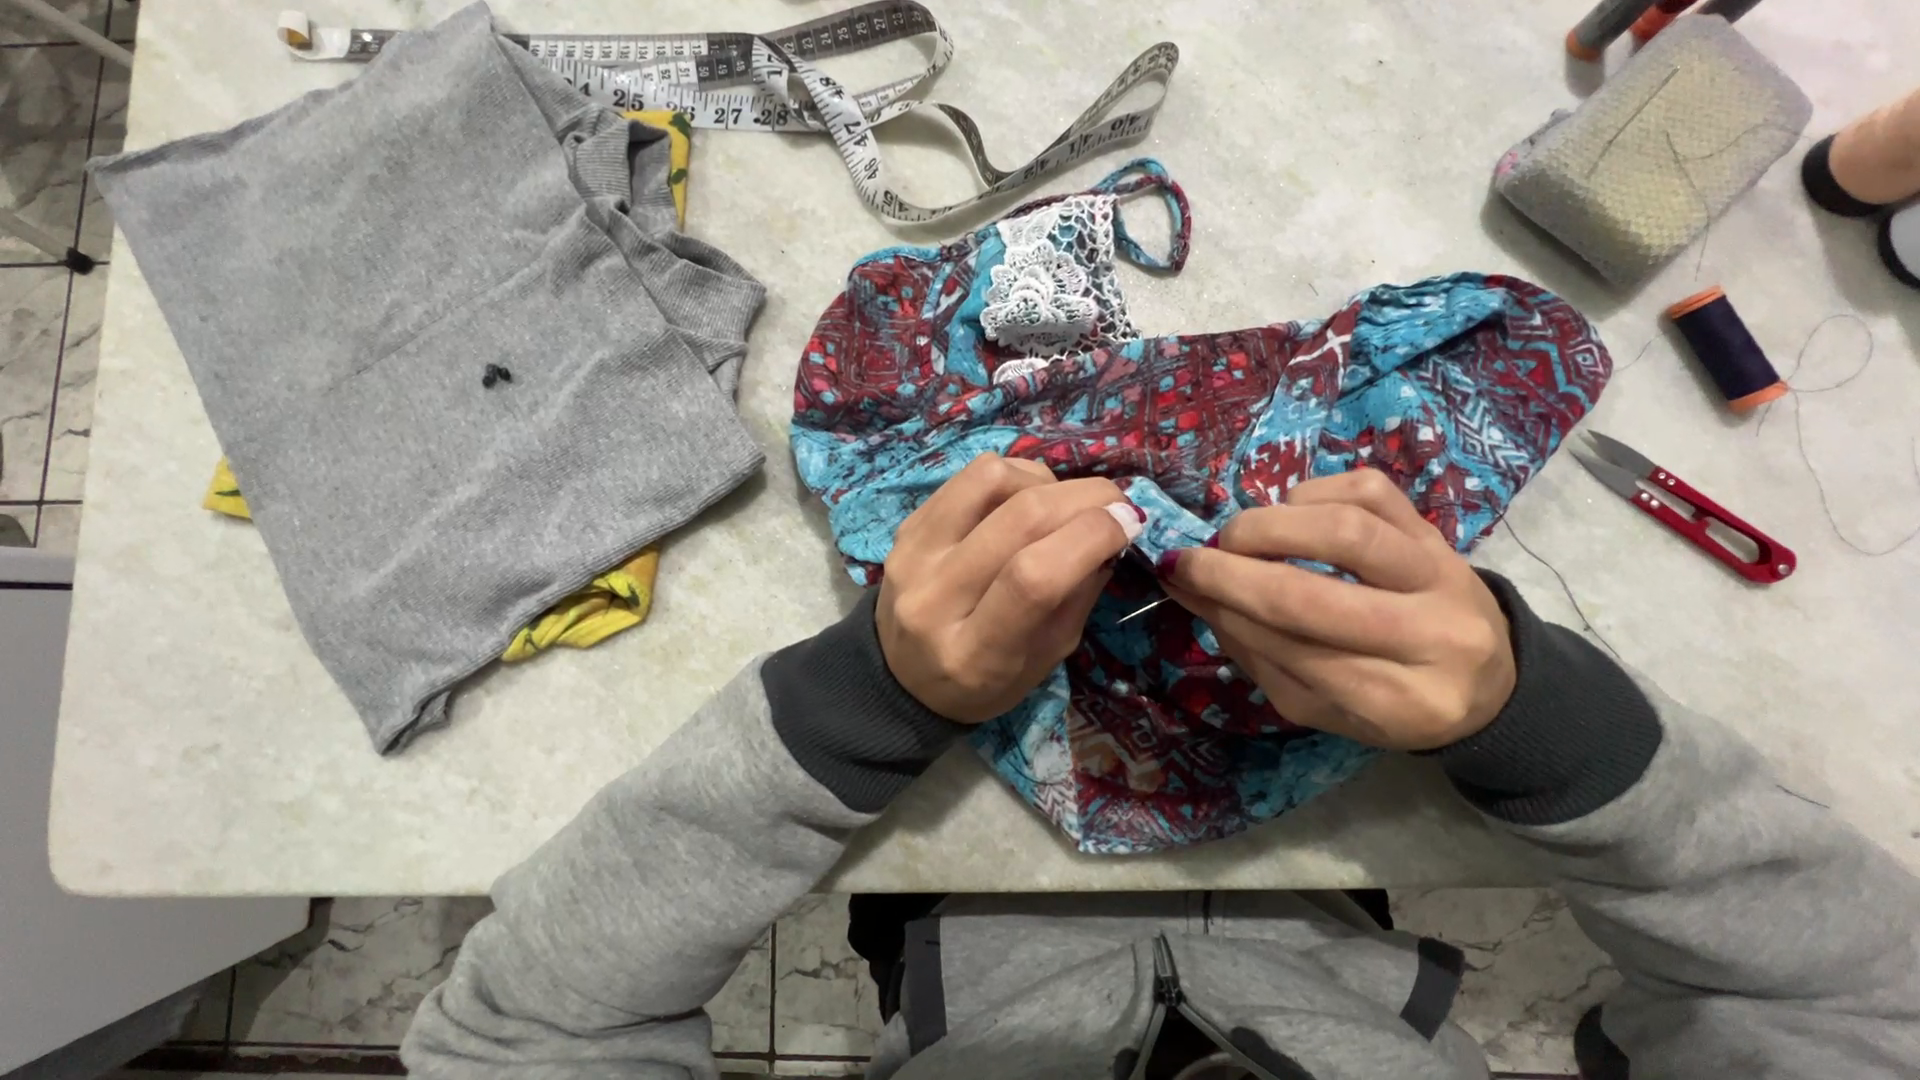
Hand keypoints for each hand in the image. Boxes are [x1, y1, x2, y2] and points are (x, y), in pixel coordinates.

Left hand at [878, 455, 1139, 722]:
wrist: (900, 676)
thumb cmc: (983, 680)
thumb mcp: (1043, 662)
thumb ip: (1077, 599)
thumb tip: (1113, 530)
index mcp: (974, 654)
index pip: (1033, 579)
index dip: (1091, 538)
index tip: (1129, 524)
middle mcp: (934, 599)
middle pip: (1019, 520)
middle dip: (1084, 499)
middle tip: (1116, 502)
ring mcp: (912, 556)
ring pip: (990, 481)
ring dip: (1046, 480)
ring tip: (1063, 503)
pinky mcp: (906, 526)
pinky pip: (968, 476)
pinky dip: (1014, 474)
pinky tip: (1027, 495)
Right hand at [1160, 469, 1515, 750]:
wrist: (1488, 676)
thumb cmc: (1388, 701)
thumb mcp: (1316, 702)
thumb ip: (1252, 649)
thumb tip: (1187, 587)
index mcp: (1400, 702)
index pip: (1294, 651)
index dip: (1227, 610)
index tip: (1178, 580)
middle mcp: (1434, 638)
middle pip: (1313, 595)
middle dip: (1233, 571)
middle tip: (1191, 559)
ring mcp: (1443, 574)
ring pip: (1346, 531)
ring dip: (1269, 527)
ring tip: (1236, 537)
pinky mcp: (1437, 529)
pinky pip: (1369, 491)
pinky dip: (1312, 494)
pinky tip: (1290, 513)